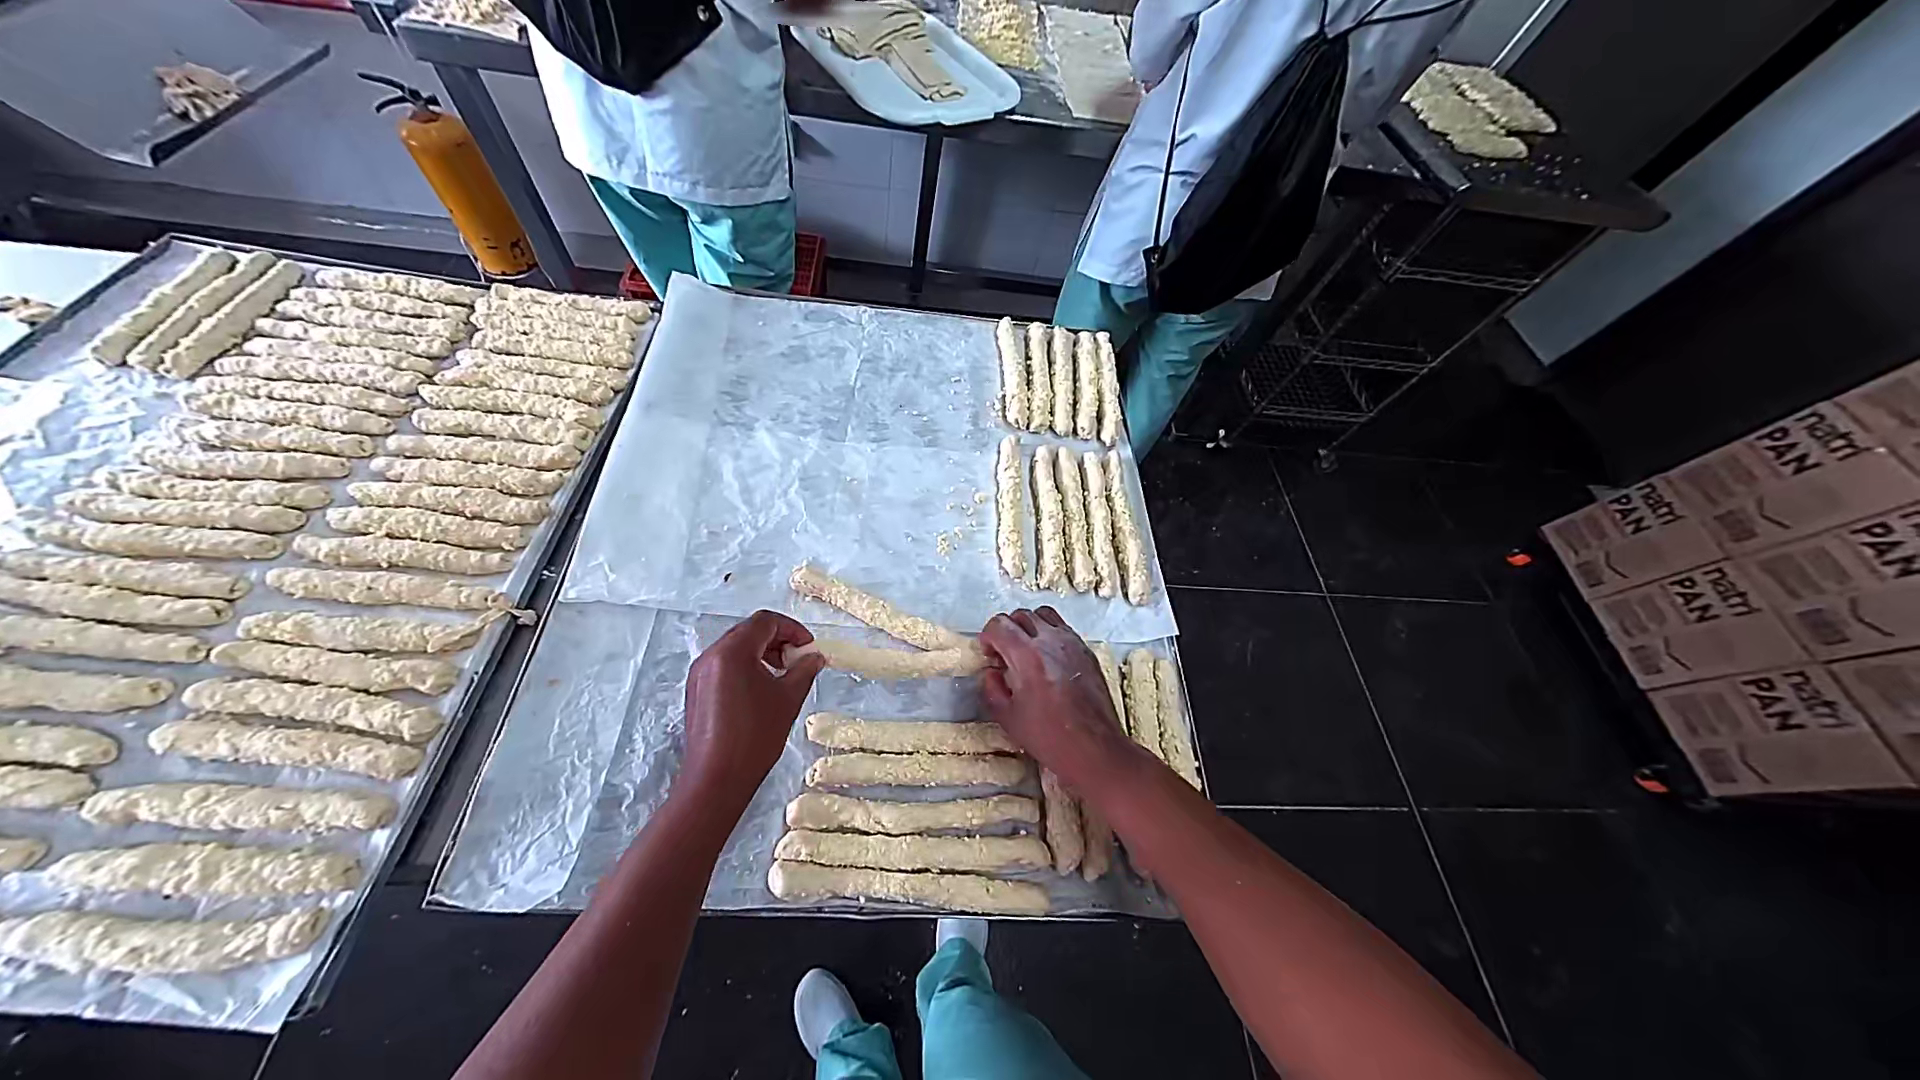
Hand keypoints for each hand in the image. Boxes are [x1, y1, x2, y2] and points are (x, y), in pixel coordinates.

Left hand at [680, 610, 823, 805]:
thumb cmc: (755, 735)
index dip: (792, 629)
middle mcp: (711, 656)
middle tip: (798, 658)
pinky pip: (723, 665)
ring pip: (735, 647)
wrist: (716, 777)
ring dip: (761, 652)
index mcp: (733, 651)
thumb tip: (814, 657)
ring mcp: (700, 673)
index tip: (808, 646)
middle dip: (777, 639)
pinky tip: (761, 689)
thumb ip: (804, 670)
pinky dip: (745, 666)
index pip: (765, 622)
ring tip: (782, 674)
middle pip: (748, 631)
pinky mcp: (696, 690)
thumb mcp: (788, 698)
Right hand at [979, 607, 1135, 788]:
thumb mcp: (1008, 717)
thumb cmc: (1051, 738)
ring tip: (1025, 651)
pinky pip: (1063, 629)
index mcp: (1027, 655)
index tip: (989, 654)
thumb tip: (991, 672)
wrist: (1095, 749)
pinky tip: (1047, 660)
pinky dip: (1049, 635)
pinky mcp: (1087, 652)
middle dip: (1007, 630)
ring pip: (1044, 616)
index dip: (988, 637)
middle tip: (1004, 653)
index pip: (999, 624)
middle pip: (1021, 615)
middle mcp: (1051, 642)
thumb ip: (992, 688)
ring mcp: (1073, 644)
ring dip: (1029, 627)